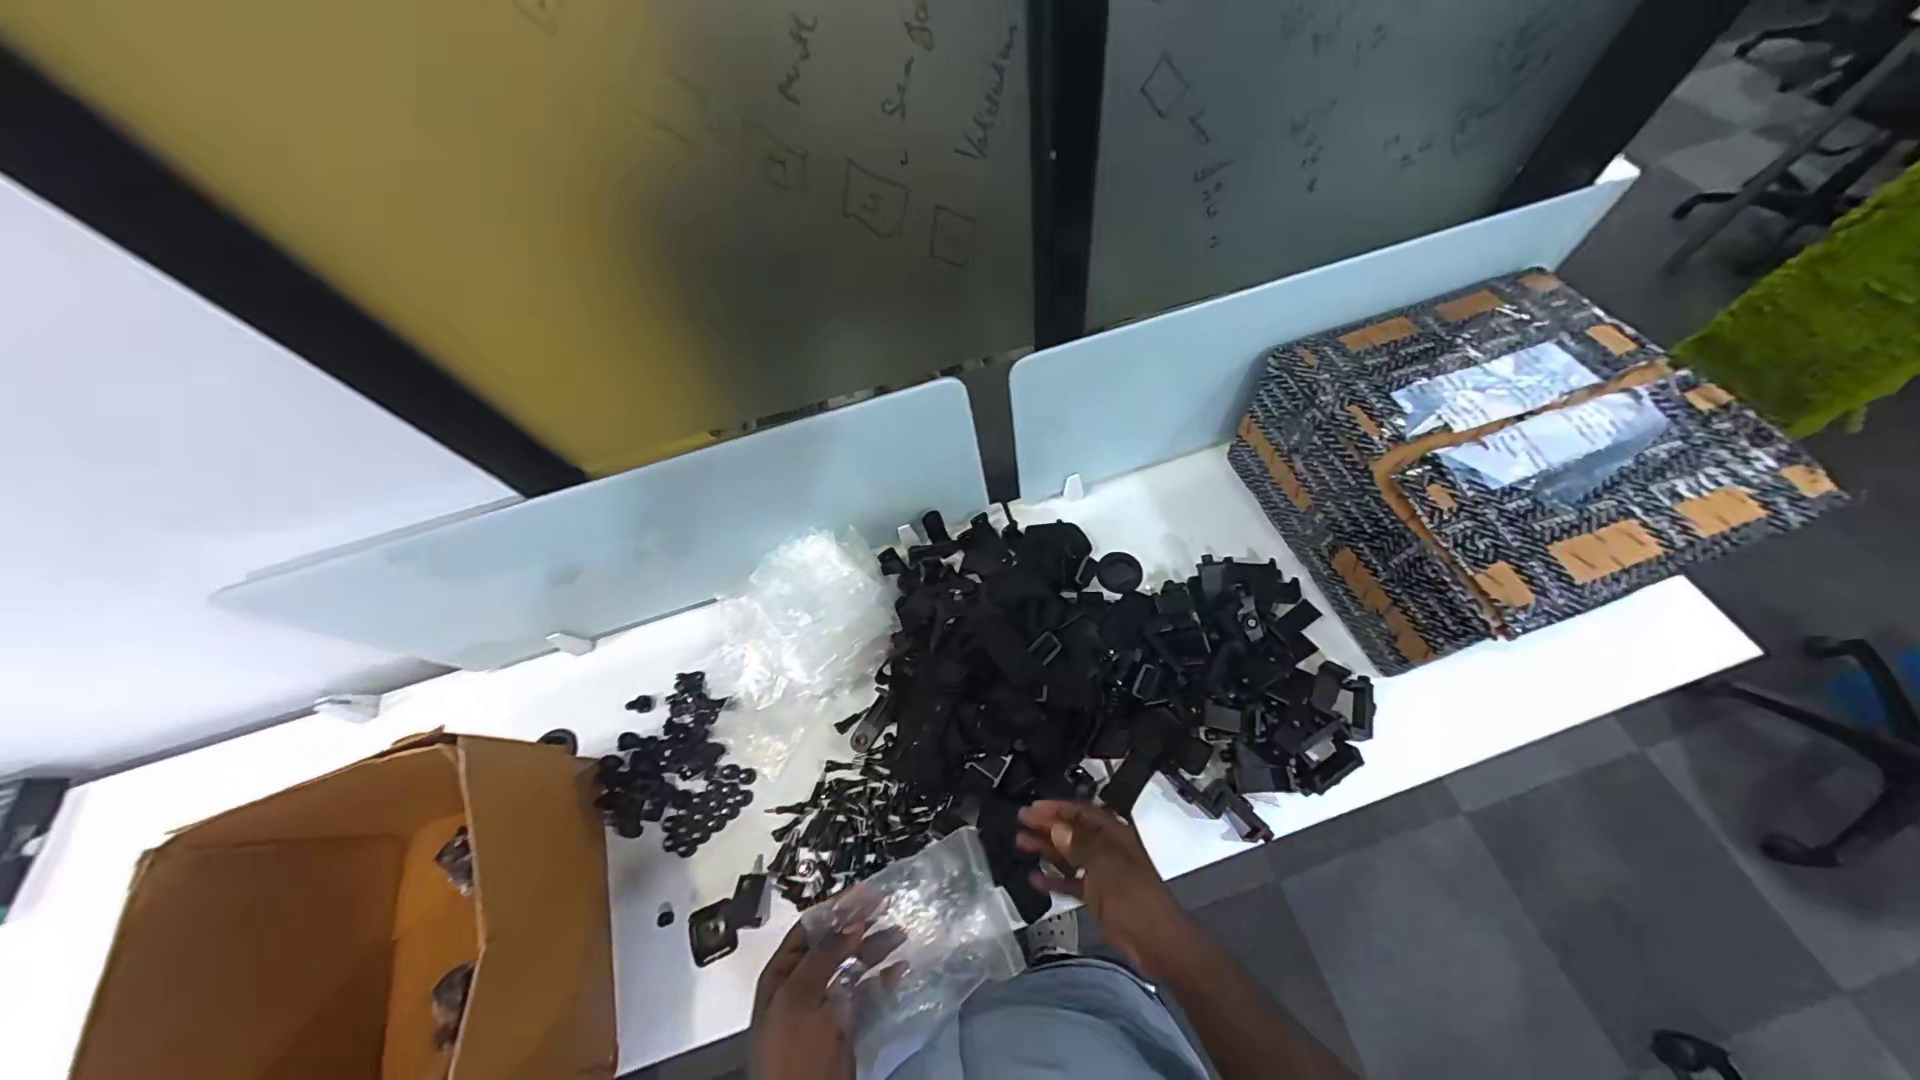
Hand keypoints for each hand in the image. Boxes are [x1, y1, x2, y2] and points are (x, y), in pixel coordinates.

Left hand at [749, 904, 906, 1079]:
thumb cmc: (791, 1053)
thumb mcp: (800, 999)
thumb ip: (824, 956)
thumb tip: (851, 923)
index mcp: (782, 975)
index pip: (809, 928)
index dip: (836, 908)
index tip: (865, 893)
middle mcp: (803, 987)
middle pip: (834, 944)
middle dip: (860, 925)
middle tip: (888, 907)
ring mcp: (826, 1009)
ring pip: (853, 967)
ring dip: (876, 948)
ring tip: (900, 934)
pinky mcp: (846, 1029)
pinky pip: (866, 996)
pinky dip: (883, 981)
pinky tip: (899, 970)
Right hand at [1016, 800, 1195, 976]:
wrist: (1154, 940)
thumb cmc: (1134, 895)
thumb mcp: (1102, 861)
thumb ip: (1077, 843)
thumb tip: (1058, 829)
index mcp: (1113, 833)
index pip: (1080, 812)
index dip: (1055, 808)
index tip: (1032, 808)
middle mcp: (1107, 849)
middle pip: (1072, 832)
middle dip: (1046, 826)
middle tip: (1021, 822)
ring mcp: (1102, 873)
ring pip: (1069, 856)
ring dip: (1046, 849)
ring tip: (1021, 843)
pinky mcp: (1098, 897)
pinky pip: (1071, 883)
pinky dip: (1054, 880)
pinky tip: (1036, 879)